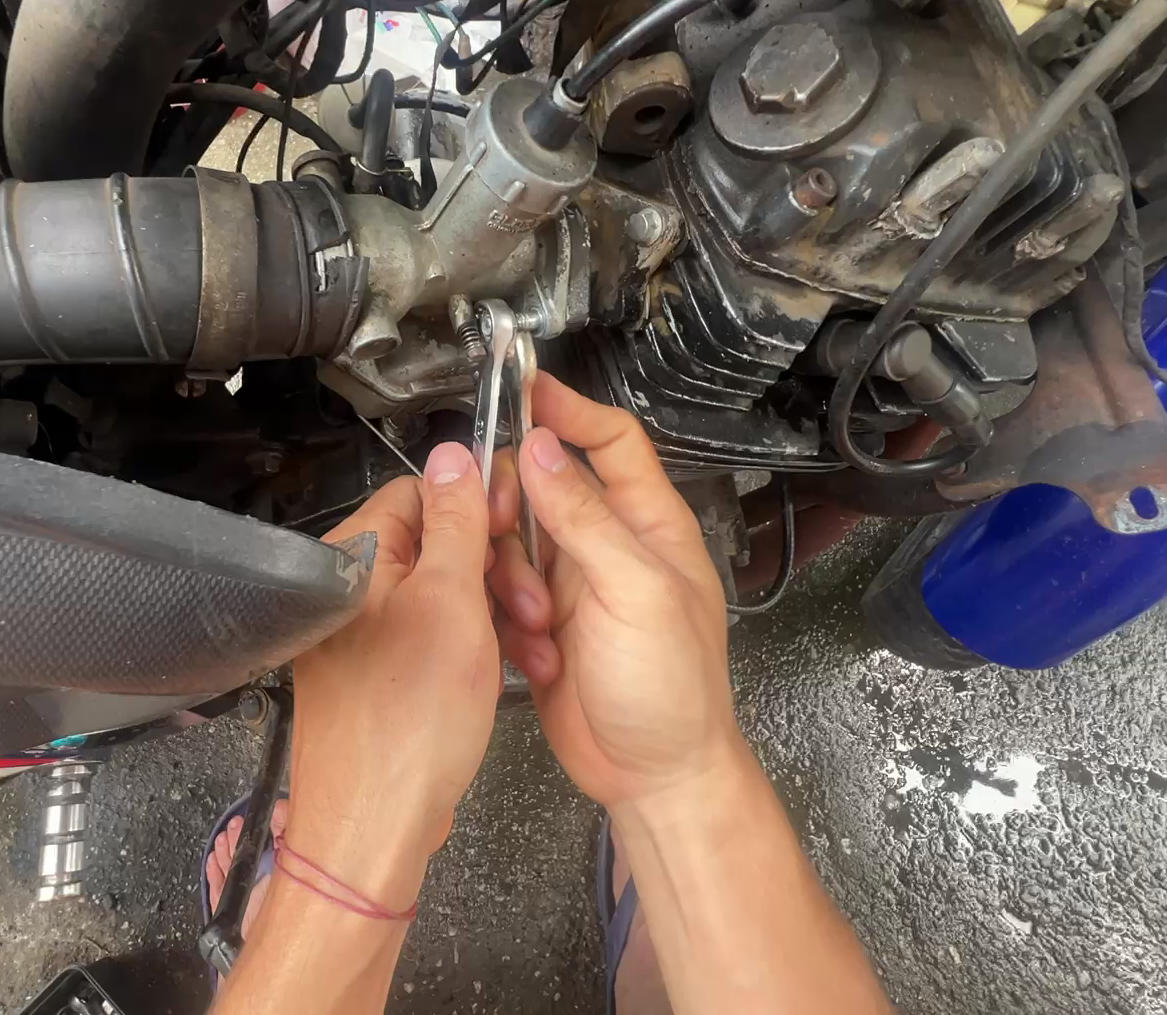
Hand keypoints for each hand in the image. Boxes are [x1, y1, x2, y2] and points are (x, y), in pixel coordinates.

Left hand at [285, 442, 500, 909]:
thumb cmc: (407, 723)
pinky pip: (441, 631)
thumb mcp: (451, 601)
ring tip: (536, 643)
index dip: (474, 503)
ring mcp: (372, 630)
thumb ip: (456, 521)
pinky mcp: (391, 667)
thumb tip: (453, 455)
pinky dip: (480, 641)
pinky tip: (520, 663)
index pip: (419, 492)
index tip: (513, 525)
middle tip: (531, 599)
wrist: (379, 826)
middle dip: (495, 567)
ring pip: (448, 590)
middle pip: (439, 542)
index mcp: (354, 557)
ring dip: (498, 608)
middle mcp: (355, 588)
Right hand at [488, 373, 745, 810]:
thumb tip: (538, 447)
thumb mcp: (634, 592)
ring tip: (535, 623)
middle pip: (539, 484)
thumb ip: (584, 517)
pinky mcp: (540, 617)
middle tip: (496, 532)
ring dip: (509, 575)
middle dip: (511, 505)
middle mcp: (605, 541)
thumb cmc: (670, 686)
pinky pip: (499, 586)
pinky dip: (504, 613)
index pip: (609, 440)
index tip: (522, 391)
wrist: (652, 774)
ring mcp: (570, 579)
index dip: (568, 410)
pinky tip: (531, 652)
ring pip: (510, 537)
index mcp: (646, 522)